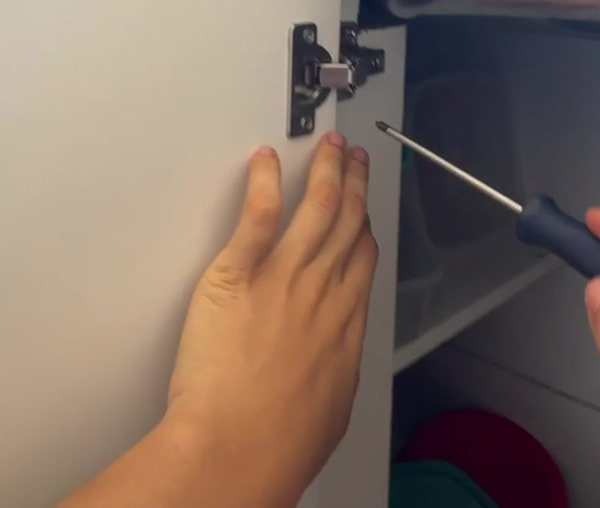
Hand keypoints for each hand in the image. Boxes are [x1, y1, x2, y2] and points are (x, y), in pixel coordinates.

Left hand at [163, 134, 378, 506]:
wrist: (234, 452)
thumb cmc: (278, 444)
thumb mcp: (330, 406)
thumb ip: (337, 365)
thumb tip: (336, 355)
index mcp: (343, 321)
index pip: (361, 254)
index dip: (365, 221)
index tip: (364, 206)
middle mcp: (321, 289)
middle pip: (346, 219)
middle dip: (354, 181)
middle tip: (354, 157)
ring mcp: (282, 277)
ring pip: (316, 206)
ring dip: (327, 170)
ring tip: (329, 147)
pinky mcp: (238, 273)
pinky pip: (257, 213)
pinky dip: (264, 180)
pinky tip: (265, 160)